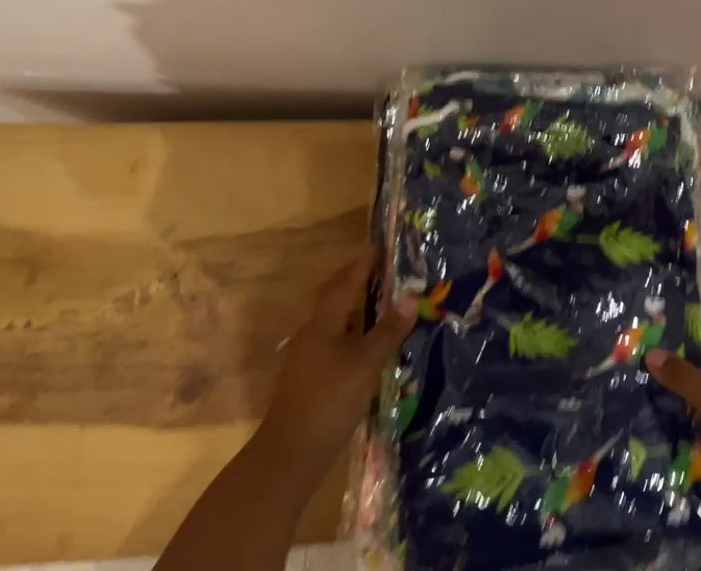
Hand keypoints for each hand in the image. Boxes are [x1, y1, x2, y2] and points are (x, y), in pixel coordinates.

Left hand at [256, 253, 415, 469]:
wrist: (290, 453)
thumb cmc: (330, 401)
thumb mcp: (366, 364)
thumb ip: (388, 331)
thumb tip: (410, 296)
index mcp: (323, 323)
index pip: (346, 283)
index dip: (363, 265)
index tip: (380, 248)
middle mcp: (312, 333)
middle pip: (334, 298)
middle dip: (355, 281)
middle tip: (380, 270)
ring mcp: (308, 357)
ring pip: (334, 321)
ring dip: (355, 308)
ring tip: (380, 303)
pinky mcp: (310, 377)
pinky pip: (334, 340)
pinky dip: (352, 332)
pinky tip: (366, 344)